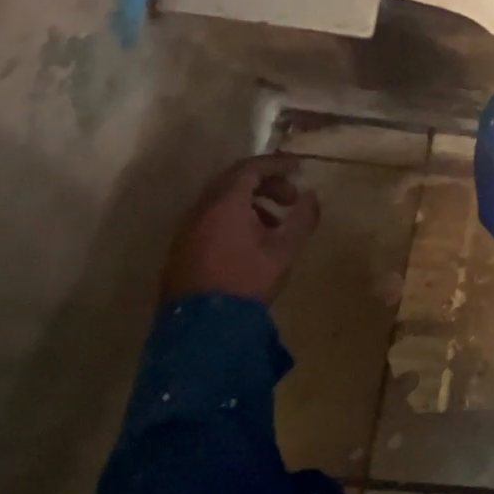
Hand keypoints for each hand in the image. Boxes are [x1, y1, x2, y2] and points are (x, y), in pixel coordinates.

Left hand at [160, 154, 319, 305]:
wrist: (202, 329)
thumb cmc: (247, 282)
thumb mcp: (285, 251)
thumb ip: (303, 219)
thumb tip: (312, 196)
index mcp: (225, 203)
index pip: (251, 168)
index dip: (277, 164)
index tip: (299, 168)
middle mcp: (201, 210)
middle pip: (234, 181)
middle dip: (266, 184)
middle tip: (290, 199)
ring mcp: (186, 230)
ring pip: (220, 202)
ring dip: (250, 204)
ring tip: (274, 225)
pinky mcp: (181, 250)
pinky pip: (210, 219)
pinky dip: (233, 219)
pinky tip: (251, 242)